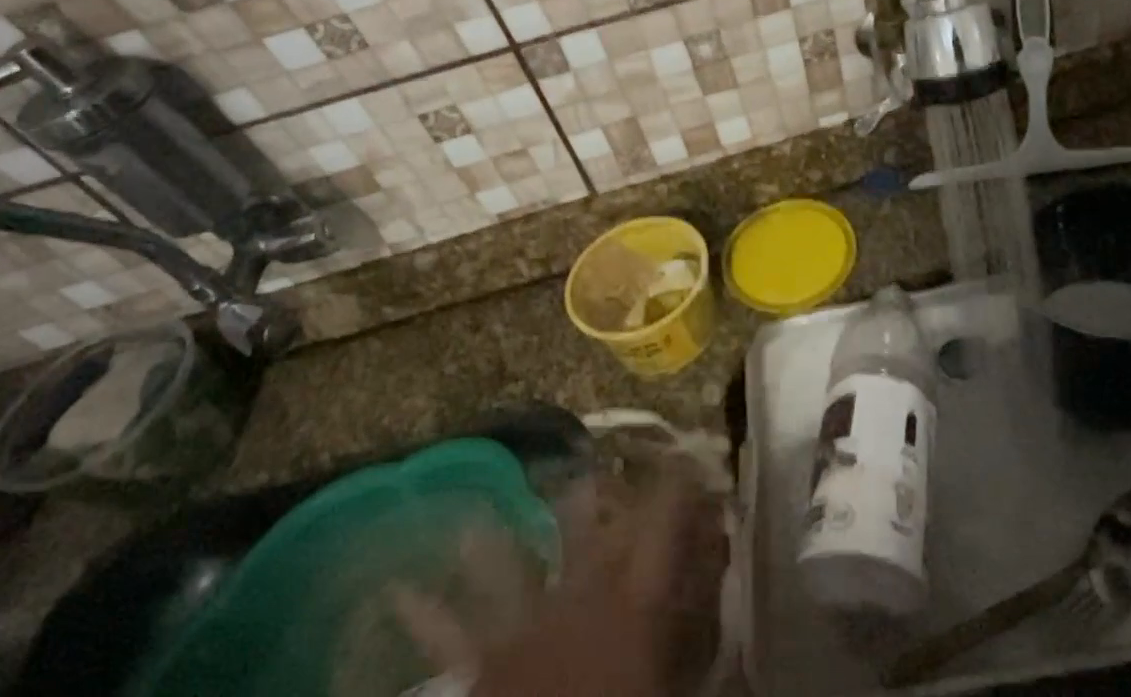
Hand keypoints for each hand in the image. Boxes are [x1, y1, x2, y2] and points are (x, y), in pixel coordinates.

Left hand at [395, 465, 725, 696]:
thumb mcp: (676, 684)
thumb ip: (704, 652)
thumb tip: (738, 633)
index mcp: (630, 603)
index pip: (661, 529)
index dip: (675, 487)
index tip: (687, 456)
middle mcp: (577, 599)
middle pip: (588, 535)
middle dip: (593, 495)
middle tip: (592, 460)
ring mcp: (524, 625)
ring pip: (512, 565)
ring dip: (500, 535)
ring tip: (482, 502)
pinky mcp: (482, 659)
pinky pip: (446, 632)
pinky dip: (422, 611)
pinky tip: (393, 590)